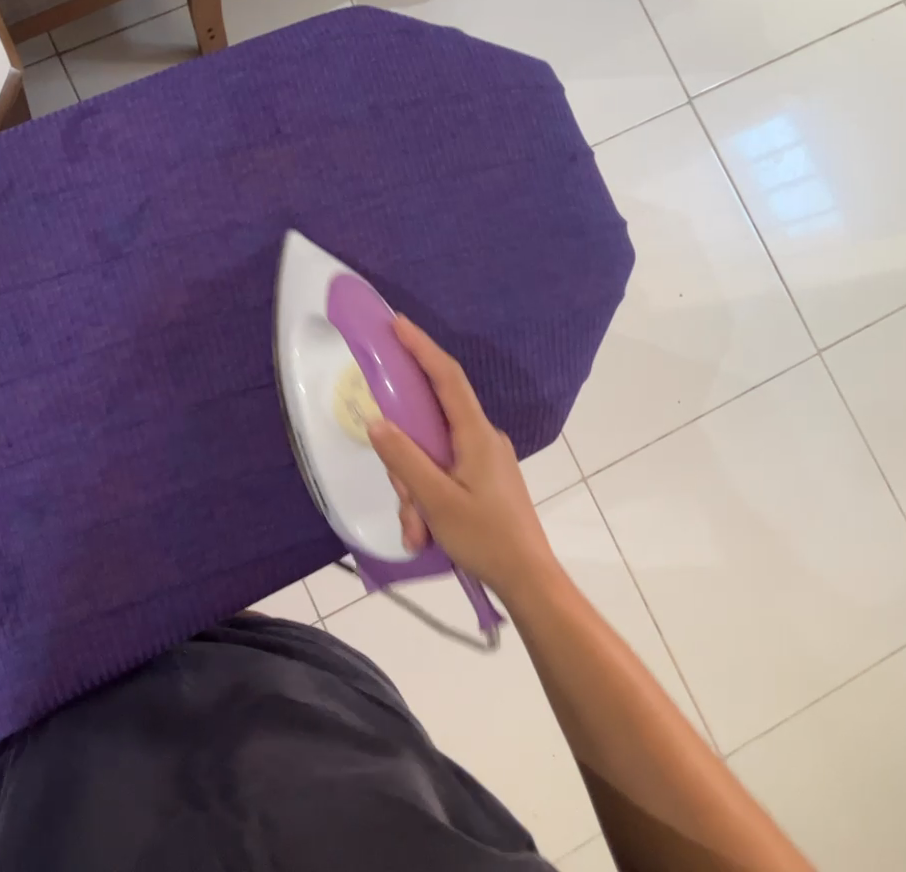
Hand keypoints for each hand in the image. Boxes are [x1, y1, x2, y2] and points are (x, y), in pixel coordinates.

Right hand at [368, 316, 555, 591]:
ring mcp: (483, 460)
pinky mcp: (482, 479)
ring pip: (429, 457)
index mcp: (476, 435)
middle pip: (428, 427)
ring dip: (414, 492)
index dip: (421, 348)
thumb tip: (377, 421)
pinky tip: (424, 533)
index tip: (396, 324)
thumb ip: (404, 458)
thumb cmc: (486, 537)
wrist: (528, 580)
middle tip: (405, 503)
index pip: (446, 377)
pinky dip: (426, 499)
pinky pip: (441, 474)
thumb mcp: (436, 500)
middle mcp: (481, 439)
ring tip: (418, 531)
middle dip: (405, 464)